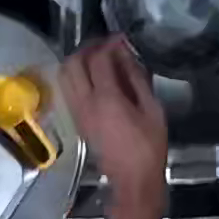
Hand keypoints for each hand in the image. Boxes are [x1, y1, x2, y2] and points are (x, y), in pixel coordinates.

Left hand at [61, 36, 167, 213]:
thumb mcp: (152, 109)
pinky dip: (79, 75)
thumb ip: (137, 80)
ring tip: (100, 58)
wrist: (132, 181)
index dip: (110, 43)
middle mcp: (85, 103)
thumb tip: (127, 57)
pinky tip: (97, 76)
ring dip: (80, 61)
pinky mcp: (77, 120)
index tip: (122, 37)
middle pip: (73, 63)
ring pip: (66, 75)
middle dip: (88, 48)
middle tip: (107, 45)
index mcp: (106, 99)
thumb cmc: (149, 145)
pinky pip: (69, 88)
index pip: (99, 60)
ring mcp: (77, 112)